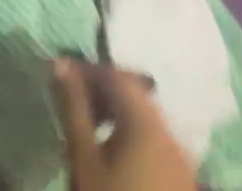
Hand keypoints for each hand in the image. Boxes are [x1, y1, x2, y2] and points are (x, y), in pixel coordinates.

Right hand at [54, 60, 197, 190]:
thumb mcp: (83, 155)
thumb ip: (72, 107)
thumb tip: (60, 65)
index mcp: (147, 126)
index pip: (117, 76)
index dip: (87, 69)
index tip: (58, 73)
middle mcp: (171, 134)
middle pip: (134, 93)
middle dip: (100, 89)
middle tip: (68, 97)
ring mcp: (181, 157)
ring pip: (145, 115)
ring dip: (114, 109)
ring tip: (86, 123)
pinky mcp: (182, 175)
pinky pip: (154, 137)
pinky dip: (130, 130)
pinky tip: (109, 147)